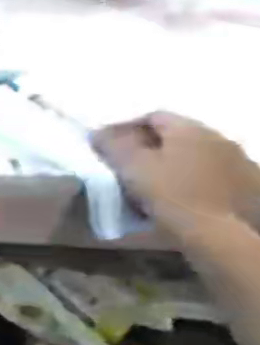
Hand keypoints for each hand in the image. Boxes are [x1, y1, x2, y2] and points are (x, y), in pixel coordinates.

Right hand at [92, 113, 259, 233]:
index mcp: (192, 130)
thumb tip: (100, 132)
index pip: (155, 115)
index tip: (109, 143)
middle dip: (150, 142)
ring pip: (196, 150)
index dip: (127, 125)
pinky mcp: (247, 180)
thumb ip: (112, 143)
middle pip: (178, 132)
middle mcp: (221, 138)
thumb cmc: (167, 190)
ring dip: (172, 156)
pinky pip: (212, 166)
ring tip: (152, 174)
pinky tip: (180, 186)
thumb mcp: (128, 164)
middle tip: (127, 159)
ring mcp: (240, 160)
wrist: (215, 228)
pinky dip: (191, 170)